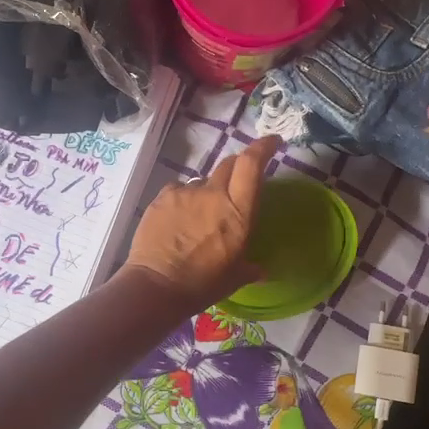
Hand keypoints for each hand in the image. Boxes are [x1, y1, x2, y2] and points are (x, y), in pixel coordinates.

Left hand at [120, 135, 281, 309]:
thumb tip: (262, 270)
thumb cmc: (202, 285)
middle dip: (237, 167)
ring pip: (201, 182)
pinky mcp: (161, 198)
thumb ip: (250, 268)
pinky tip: (177, 222)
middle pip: (228, 165)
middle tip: (237, 184)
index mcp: (238, 212)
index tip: (272, 142)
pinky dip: (182, 201)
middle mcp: (213, 195)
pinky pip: (177, 191)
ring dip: (207, 192)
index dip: (263, 147)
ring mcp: (184, 193)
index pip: (252, 164)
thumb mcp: (234, 278)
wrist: (156, 286)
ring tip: (199, 218)